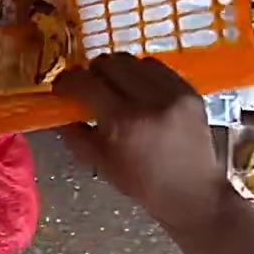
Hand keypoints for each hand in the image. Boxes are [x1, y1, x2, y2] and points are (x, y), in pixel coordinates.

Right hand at [54, 53, 230, 229]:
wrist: (192, 193)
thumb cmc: (142, 183)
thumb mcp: (100, 163)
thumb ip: (75, 135)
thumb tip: (62, 112)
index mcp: (123, 121)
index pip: (85, 82)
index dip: (67, 81)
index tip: (62, 87)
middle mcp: (149, 100)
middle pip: (108, 63)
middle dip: (91, 73)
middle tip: (89, 87)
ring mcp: (173, 93)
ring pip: (132, 60)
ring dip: (117, 70)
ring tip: (115, 86)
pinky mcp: (189, 91)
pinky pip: (157, 67)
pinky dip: (142, 73)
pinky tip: (140, 89)